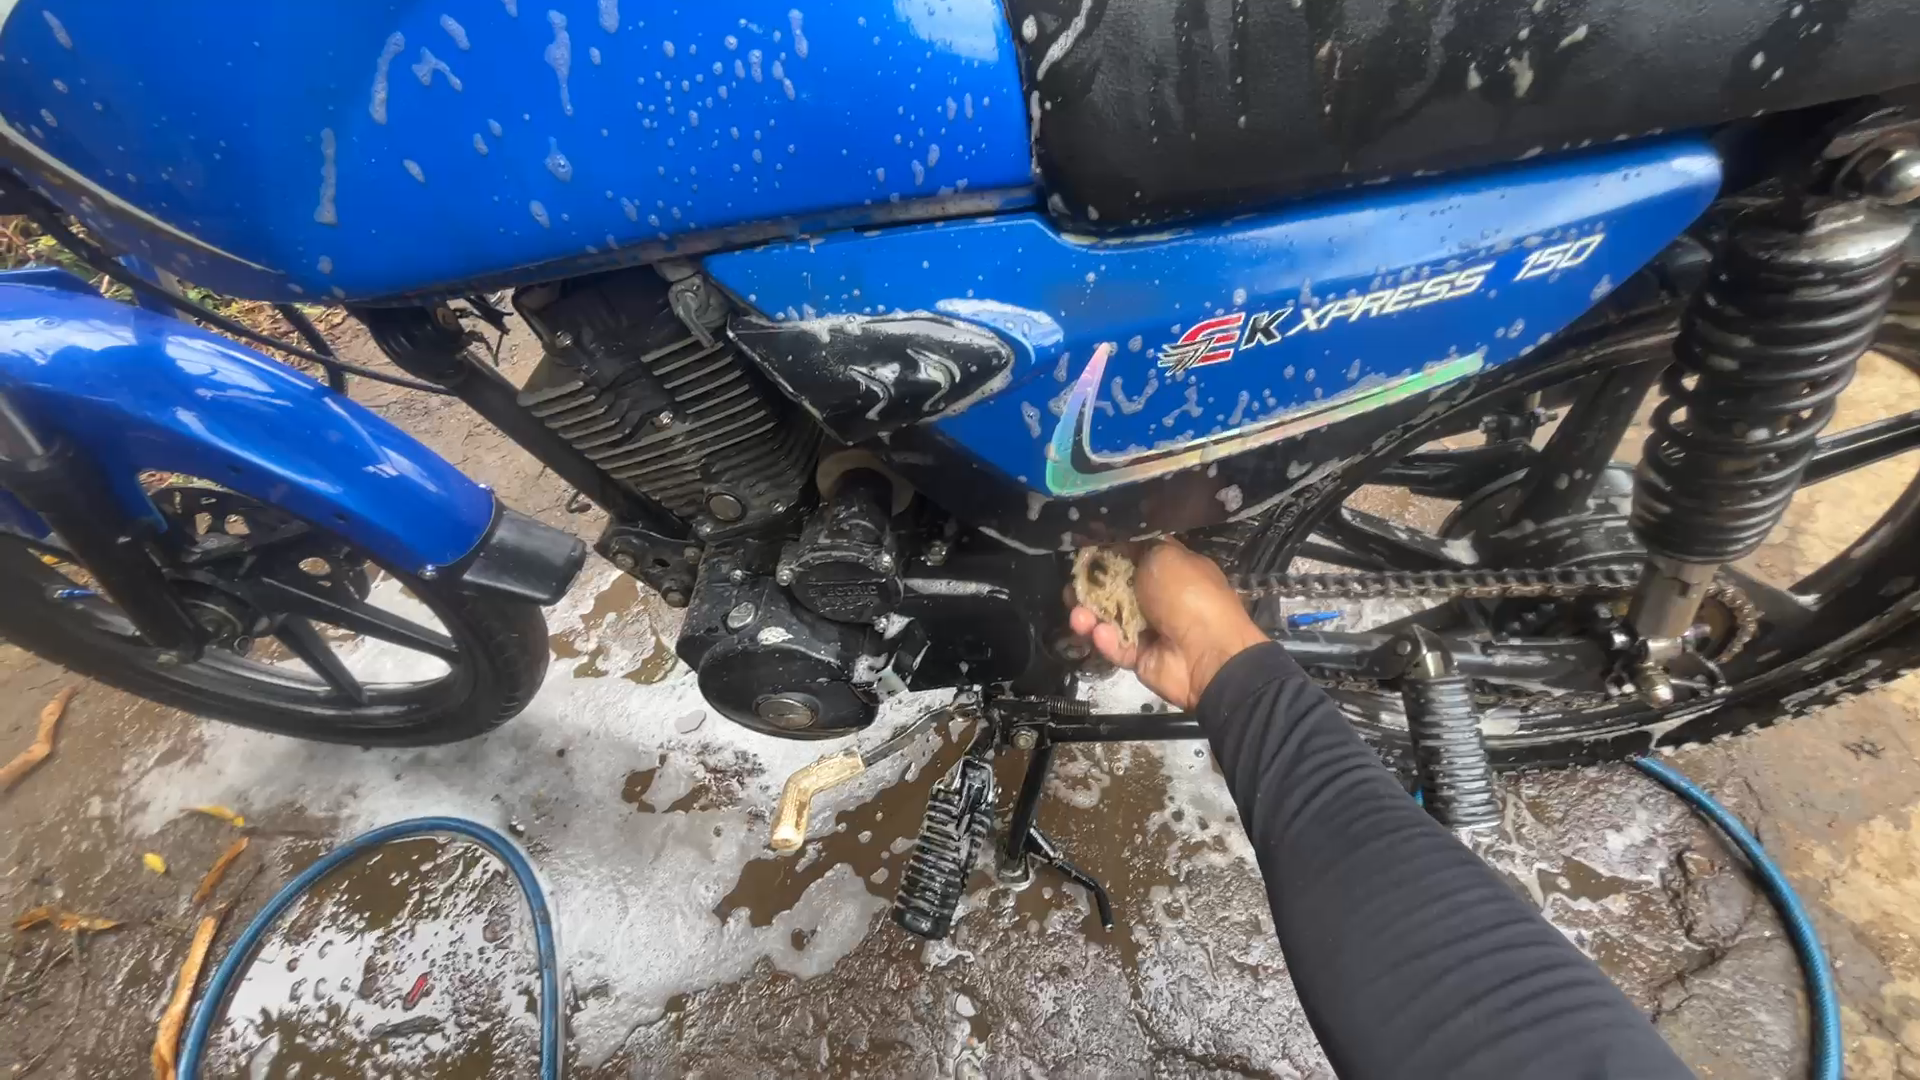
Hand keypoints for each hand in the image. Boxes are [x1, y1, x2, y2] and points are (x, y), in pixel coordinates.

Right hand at [1069, 540, 1269, 710]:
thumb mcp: (1164, 555)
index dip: (1105, 555)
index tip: (1083, 554)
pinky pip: (1115, 645)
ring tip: (1078, 616)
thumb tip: (1116, 541)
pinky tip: (1098, 633)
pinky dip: (1105, 640)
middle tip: (1071, 589)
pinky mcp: (1138, 656)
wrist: (1207, 653)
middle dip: (1088, 589)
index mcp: (1169, 569)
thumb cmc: (1187, 594)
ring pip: (1107, 619)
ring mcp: (1148, 628)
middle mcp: (1157, 597)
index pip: (1129, 557)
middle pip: (1112, 589)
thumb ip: (1136, 546)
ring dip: (1088, 616)